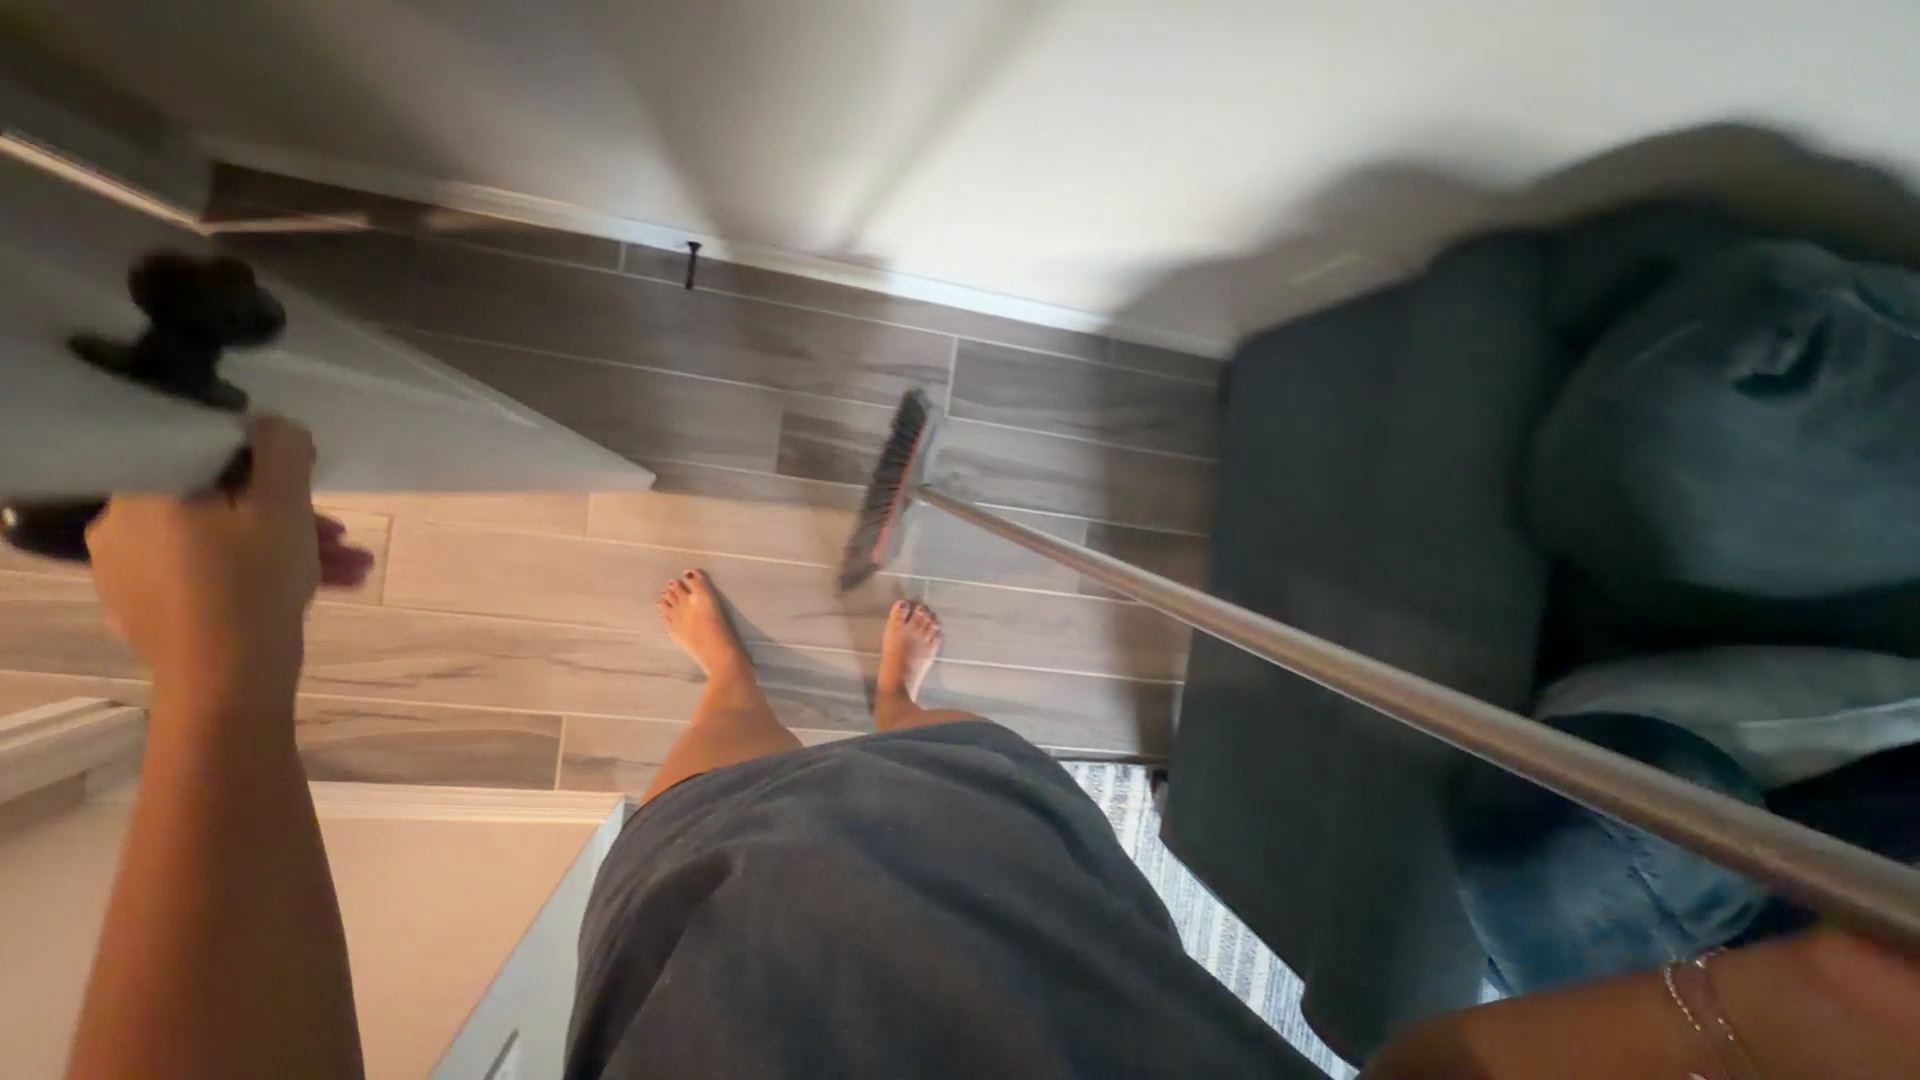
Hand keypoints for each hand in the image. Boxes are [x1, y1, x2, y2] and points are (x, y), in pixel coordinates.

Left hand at [85, 417, 371, 693]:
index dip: (267, 465)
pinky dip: (263, 575)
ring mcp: (131, 574)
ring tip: (351, 569)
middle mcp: (122, 528)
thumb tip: (276, 423)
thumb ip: (282, 451)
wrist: (227, 677)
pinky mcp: (149, 610)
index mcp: (146, 495)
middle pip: (223, 504)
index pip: (207, 456)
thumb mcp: (284, 505)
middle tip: (344, 538)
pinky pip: (214, 576)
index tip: (309, 487)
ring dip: (292, 549)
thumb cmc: (255, 581)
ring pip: (226, 543)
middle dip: (294, 518)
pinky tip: (313, 589)